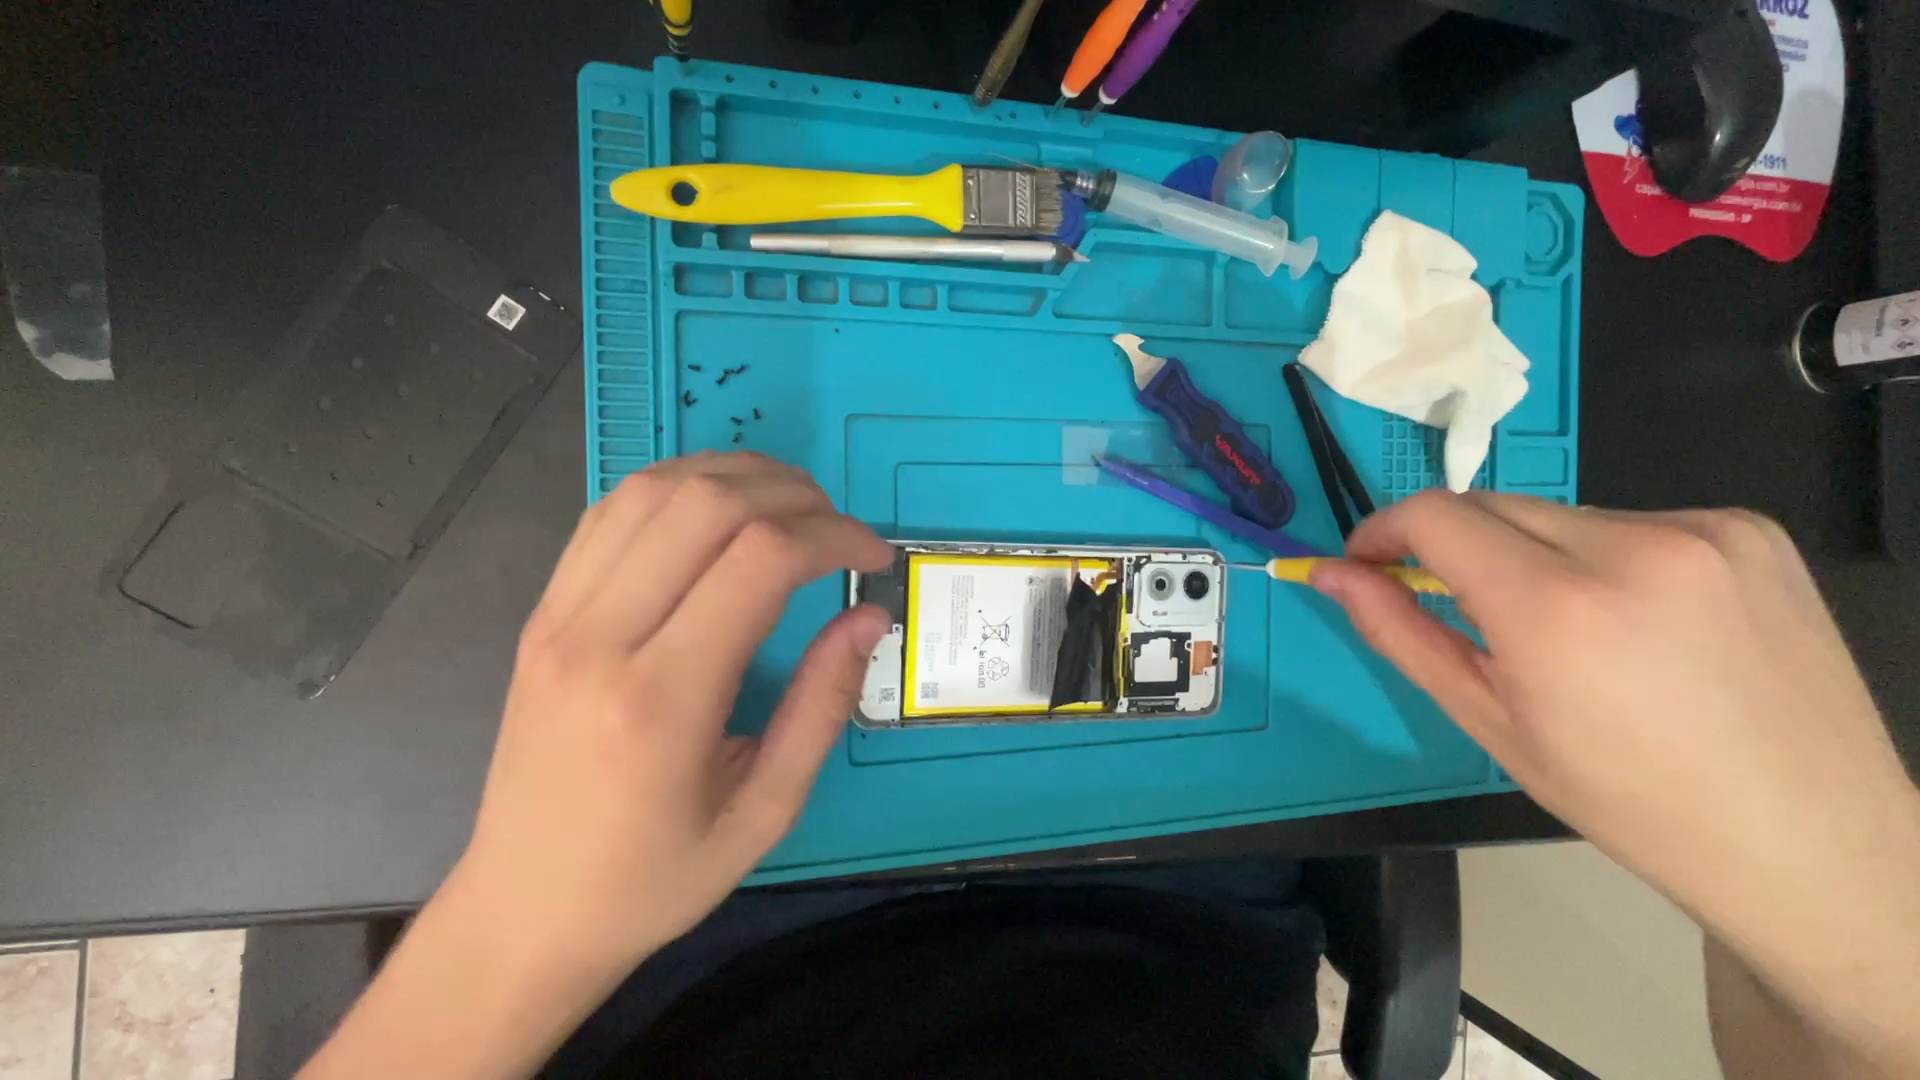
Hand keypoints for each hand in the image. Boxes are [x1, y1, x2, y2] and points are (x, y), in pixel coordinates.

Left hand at [449, 451, 892, 990]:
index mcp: (661, 698)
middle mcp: (600, 637)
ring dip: (735, 476)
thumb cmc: (650, 880)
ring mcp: (559, 617)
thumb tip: (868, 616)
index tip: (874, 556)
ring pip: (652, 490)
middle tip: (839, 528)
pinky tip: (718, 510)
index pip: (760, 558)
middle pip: (707, 504)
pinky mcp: (542, 613)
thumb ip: (823, 705)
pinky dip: (676, 489)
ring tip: (791, 505)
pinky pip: (609, 514)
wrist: (523, 912)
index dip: (834, 536)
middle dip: (794, 494)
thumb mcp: (764, 813)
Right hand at [1310, 491, 1919, 1067]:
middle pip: (1491, 506)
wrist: (1811, 841)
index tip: (1370, 563)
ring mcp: (1705, 531)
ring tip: (1560, 626)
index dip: (1384, 530)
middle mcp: (1634, 547)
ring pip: (1558, 514)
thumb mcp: (1487, 719)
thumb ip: (1398, 631)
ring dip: (1528, 553)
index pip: (1434, 515)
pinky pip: (1629, 522)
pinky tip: (1633, 618)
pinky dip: (1601, 556)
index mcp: (1557, 608)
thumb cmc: (1624, 796)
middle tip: (1456, 607)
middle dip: (1452, 547)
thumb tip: (1330, 573)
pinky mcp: (1751, 530)